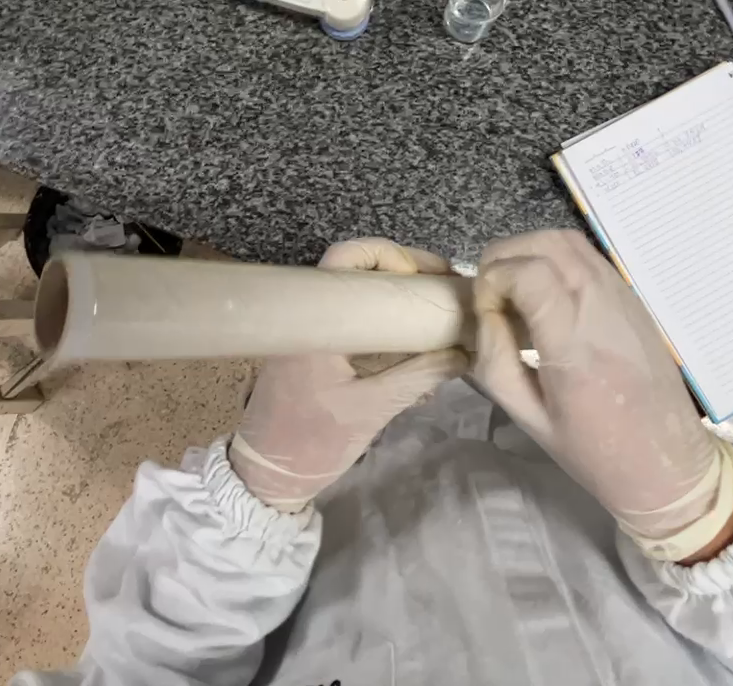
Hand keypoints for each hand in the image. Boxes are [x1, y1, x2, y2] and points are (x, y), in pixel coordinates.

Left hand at [229, 239, 471, 511]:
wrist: (268, 476)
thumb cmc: (312, 439)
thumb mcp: (370, 409)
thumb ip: (418, 377)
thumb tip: (464, 353)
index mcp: (314, 318)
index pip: (346, 258)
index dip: (388, 256)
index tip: (425, 278)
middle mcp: (312, 314)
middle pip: (361, 274)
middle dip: (408, 279)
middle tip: (449, 290)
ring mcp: (317, 333)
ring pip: (365, 301)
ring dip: (403, 307)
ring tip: (445, 317)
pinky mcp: (322, 353)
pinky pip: (362, 329)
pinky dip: (391, 333)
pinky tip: (424, 350)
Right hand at [472, 230, 732, 561]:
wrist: (670, 465)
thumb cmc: (595, 452)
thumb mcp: (528, 417)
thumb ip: (494, 360)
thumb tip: (482, 314)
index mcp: (574, 346)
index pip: (528, 273)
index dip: (493, 279)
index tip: (485, 308)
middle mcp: (601, 308)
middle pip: (544, 244)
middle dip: (504, 257)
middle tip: (491, 293)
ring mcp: (622, 297)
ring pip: (565, 240)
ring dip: (529, 252)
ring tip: (514, 289)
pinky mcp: (632, 297)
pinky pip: (586, 255)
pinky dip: (553, 258)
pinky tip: (544, 294)